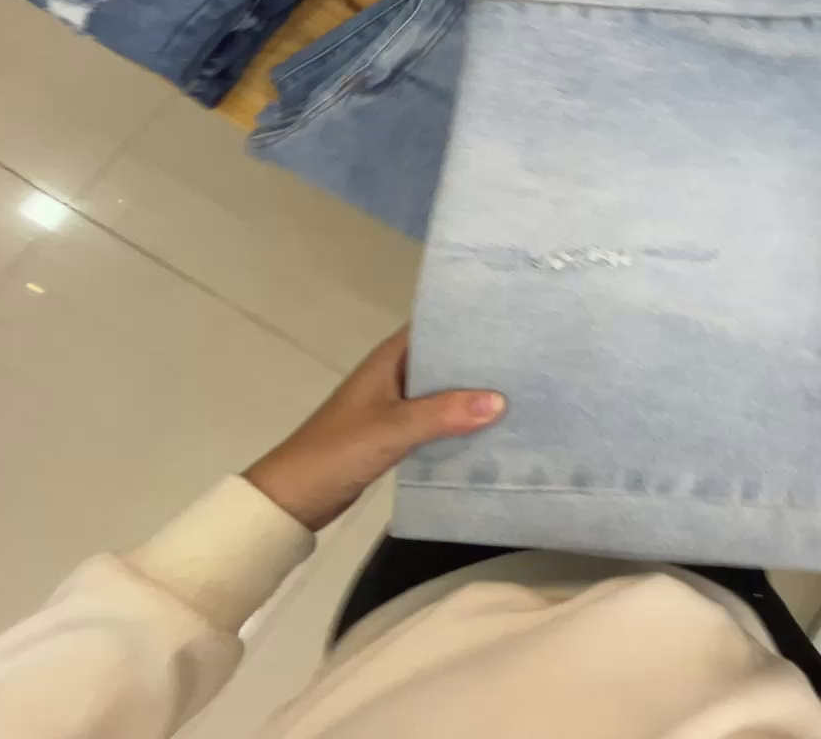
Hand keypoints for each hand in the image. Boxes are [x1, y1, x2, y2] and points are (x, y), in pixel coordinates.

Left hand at [244, 327, 504, 530]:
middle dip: (482, 357)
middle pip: (447, 357)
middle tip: (529, 353)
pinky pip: (441, 415)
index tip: (512, 318)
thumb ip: (444, 413)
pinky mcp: (400, 430)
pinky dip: (463, 417)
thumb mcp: (392, 430)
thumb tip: (501, 401)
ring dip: (475, 390)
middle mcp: (396, 374)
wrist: (291, 502)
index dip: (471, 319)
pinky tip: (493, 421)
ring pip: (446, 388)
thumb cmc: (335, 452)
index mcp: (389, 359)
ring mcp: (398, 403)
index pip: (436, 325)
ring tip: (522, 385)